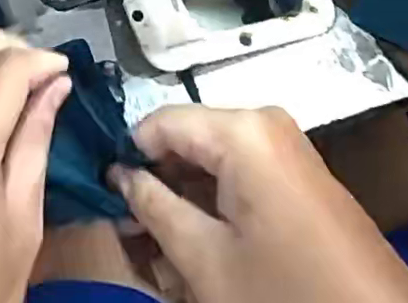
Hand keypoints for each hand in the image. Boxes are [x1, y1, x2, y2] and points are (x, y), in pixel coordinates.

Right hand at [110, 105, 407, 302]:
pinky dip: (215, 204)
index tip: (108, 199)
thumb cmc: (291, 299)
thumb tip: (119, 176)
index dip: (128, 157)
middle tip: (134, 235)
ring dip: (184, 200)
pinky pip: (240, 173)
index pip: (159, 122)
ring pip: (211, 159)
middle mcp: (262, 123)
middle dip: (157, 184)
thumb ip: (153, 208)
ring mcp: (285, 147)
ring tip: (165, 252)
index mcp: (240, 130)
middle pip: (186, 139)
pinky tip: (204, 249)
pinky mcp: (298, 173)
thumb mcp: (208, 261)